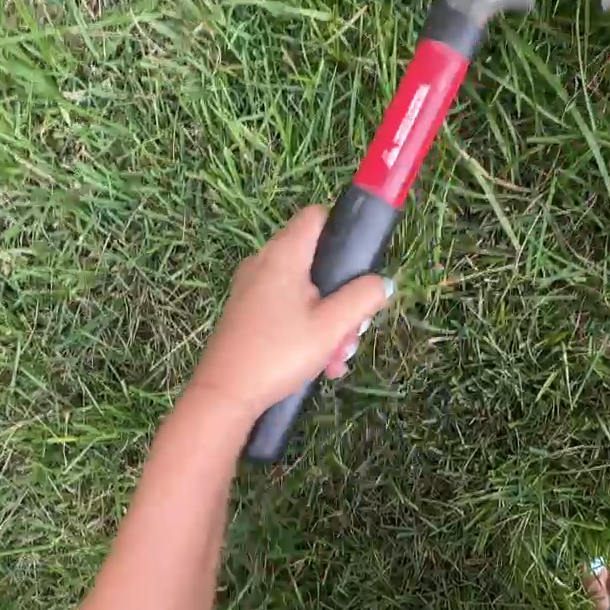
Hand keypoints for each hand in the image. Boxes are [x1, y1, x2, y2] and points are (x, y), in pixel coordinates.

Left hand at [186, 206, 393, 421]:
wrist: (226, 393)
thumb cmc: (280, 353)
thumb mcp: (331, 327)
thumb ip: (362, 298)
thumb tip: (382, 283)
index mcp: (284, 254)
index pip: (316, 217)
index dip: (342, 233)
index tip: (358, 267)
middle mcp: (264, 263)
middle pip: (316, 263)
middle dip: (342, 298)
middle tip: (352, 332)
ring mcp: (252, 289)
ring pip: (305, 293)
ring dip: (328, 323)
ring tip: (336, 359)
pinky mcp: (247, 313)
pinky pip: (287, 311)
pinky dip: (307, 331)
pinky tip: (319, 365)